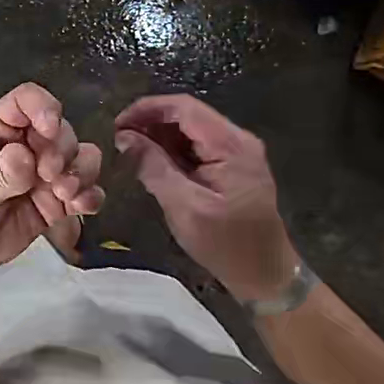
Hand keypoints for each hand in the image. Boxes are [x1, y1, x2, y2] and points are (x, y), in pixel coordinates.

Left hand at [0, 83, 104, 276]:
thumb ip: (1, 174)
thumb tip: (25, 156)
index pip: (26, 100)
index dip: (44, 108)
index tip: (49, 131)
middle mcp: (21, 145)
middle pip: (60, 130)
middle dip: (62, 151)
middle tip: (48, 177)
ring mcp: (39, 174)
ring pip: (78, 157)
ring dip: (81, 172)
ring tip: (64, 195)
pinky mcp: (53, 203)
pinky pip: (84, 191)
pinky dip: (90, 195)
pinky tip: (81, 208)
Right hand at [115, 94, 298, 301]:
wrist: (266, 275)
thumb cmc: (226, 243)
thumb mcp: (184, 206)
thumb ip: (152, 166)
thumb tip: (123, 136)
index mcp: (231, 146)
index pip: (183, 107)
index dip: (146, 109)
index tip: (117, 126)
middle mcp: (237, 140)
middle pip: (185, 114)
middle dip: (149, 121)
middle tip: (119, 140)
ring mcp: (235, 151)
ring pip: (187, 127)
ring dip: (157, 134)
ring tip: (130, 150)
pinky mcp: (230, 164)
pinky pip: (194, 143)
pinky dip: (169, 147)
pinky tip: (151, 161)